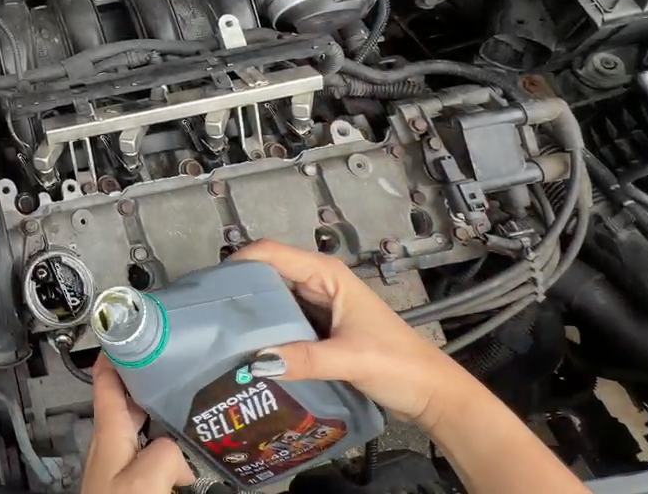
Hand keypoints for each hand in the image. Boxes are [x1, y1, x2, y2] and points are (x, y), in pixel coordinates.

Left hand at [82, 356, 196, 493]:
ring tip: (189, 403)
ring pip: (141, 425)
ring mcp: (120, 461)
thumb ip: (166, 454)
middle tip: (176, 365)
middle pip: (127, 397)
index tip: (134, 330)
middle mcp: (112, 440)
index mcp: (109, 429)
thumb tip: (183, 456)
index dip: (115, 351)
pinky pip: (150, 451)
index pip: (105, 376)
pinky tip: (188, 451)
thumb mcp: (145, 479)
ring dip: (160, 411)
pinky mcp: (130, 480)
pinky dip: (167, 443)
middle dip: (148, 378)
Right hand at [230, 239, 480, 429]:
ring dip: (252, 307)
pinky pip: (282, 317)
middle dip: (240, 285)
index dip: (240, 261)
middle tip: (212, 307)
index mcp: (326, 273)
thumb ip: (305, 360)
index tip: (214, 283)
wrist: (434, 396)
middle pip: (267, 271)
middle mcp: (318, 281)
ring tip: (224, 324)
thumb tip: (257, 362)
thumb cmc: (402, 365)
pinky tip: (250, 342)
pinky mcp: (318, 324)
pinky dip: (266, 326)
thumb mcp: (351, 360)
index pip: (271, 252)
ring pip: (273, 295)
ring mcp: (318, 302)